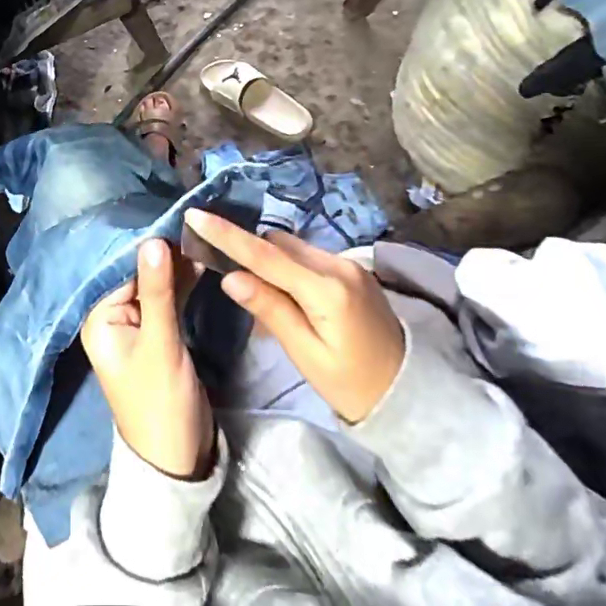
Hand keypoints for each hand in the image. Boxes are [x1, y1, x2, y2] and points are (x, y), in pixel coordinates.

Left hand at [79, 238, 214, 478]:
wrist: (179, 458)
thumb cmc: (160, 403)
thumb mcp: (161, 345)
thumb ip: (158, 292)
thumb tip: (153, 240)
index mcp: (99, 319)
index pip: (121, 268)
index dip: (146, 243)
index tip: (174, 217)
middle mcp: (113, 316)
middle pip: (138, 273)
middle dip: (163, 251)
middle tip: (193, 222)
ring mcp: (137, 324)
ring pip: (156, 283)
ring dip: (176, 264)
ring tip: (202, 237)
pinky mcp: (159, 331)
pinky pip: (168, 298)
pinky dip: (183, 282)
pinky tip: (202, 262)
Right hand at [187, 209, 404, 423]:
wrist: (409, 390)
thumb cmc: (352, 384)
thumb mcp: (306, 355)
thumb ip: (270, 310)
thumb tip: (231, 277)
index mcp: (327, 289)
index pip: (267, 255)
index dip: (228, 235)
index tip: (196, 215)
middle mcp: (339, 265)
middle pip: (279, 244)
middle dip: (247, 247)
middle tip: (214, 260)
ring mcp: (349, 264)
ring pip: (294, 247)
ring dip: (268, 257)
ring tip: (248, 281)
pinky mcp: (353, 269)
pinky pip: (309, 257)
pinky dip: (288, 266)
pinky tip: (281, 290)